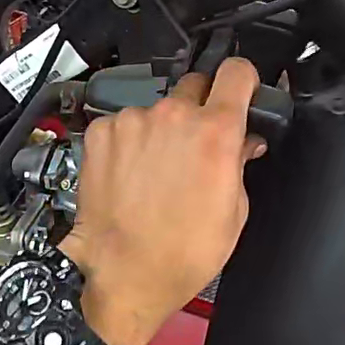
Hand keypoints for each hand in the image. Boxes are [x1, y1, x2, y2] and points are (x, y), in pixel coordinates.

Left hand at [61, 57, 264, 344]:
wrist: (123, 272)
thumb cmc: (183, 252)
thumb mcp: (234, 211)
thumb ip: (239, 162)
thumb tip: (244, 142)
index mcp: (215, 131)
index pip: (236, 72)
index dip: (241, 79)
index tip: (238, 88)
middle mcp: (173, 115)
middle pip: (194, 86)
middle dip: (198, 109)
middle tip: (193, 143)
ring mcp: (132, 120)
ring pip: (155, 108)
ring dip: (159, 129)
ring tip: (154, 169)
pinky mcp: (101, 131)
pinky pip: (122, 123)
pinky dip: (127, 140)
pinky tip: (128, 172)